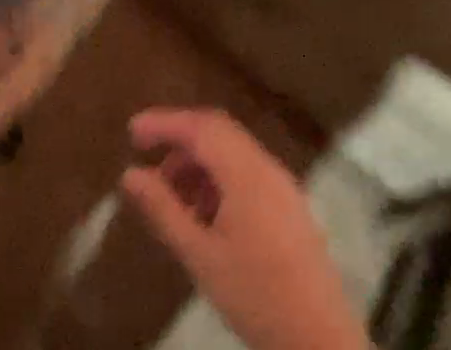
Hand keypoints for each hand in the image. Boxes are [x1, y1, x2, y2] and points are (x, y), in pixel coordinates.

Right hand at [121, 108, 366, 349]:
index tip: (132, 132)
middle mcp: (269, 171)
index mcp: (248, 176)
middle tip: (146, 154)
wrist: (320, 341)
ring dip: (198, 162)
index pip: (201, 127)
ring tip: (172, 195)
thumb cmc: (255, 294)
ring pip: (234, 154)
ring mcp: (285, 189)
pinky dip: (218, 179)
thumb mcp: (199, 254)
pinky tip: (204, 214)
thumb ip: (162, 208)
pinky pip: (248, 174)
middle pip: (219, 132)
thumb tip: (130, 173)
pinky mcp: (291, 209)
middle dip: (180, 138)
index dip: (164, 122)